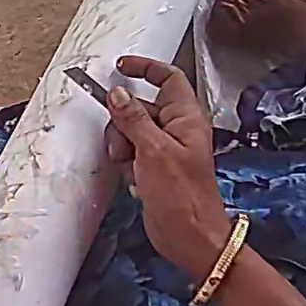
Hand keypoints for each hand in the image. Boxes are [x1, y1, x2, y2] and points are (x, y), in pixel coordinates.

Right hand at [102, 55, 233, 279]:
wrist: (190, 238)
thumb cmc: (182, 195)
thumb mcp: (153, 151)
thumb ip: (132, 119)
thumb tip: (116, 93)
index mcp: (186, 118)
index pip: (168, 78)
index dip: (145, 68)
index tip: (121, 67)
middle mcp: (176, 129)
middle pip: (139, 107)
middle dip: (123, 121)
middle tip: (122, 142)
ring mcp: (164, 149)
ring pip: (130, 130)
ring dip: (121, 145)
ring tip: (129, 166)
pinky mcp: (153, 167)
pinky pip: (129, 152)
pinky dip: (125, 162)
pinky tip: (133, 179)